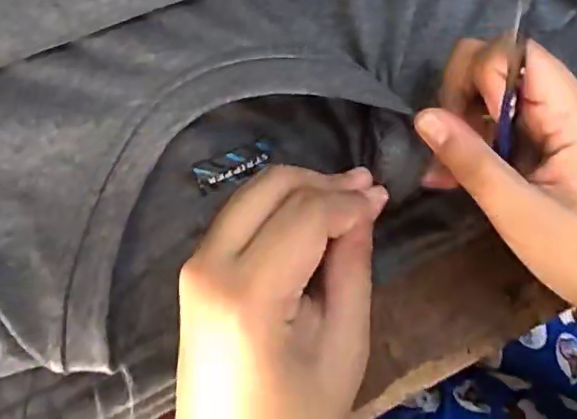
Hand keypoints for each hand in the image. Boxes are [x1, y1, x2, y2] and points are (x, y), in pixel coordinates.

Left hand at [176, 165, 387, 418]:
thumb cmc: (295, 414)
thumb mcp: (342, 347)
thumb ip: (353, 267)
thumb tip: (367, 203)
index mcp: (247, 294)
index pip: (304, 214)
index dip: (347, 199)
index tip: (383, 196)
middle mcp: (210, 264)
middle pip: (272, 186)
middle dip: (323, 181)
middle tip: (366, 188)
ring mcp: (195, 263)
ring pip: (253, 191)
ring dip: (301, 187)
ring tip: (345, 198)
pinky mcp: (194, 267)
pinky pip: (240, 212)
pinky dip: (278, 204)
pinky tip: (311, 214)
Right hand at [415, 39, 576, 331]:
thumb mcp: (521, 215)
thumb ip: (472, 161)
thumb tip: (422, 115)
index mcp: (568, 108)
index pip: (512, 50)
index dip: (480, 73)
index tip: (468, 122)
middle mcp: (559, 102)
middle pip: (496, 62)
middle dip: (461, 93)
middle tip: (448, 142)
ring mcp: (550, 121)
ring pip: (490, 90)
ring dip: (461, 121)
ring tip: (444, 170)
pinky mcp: (542, 141)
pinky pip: (496, 120)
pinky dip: (472, 140)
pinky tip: (452, 176)